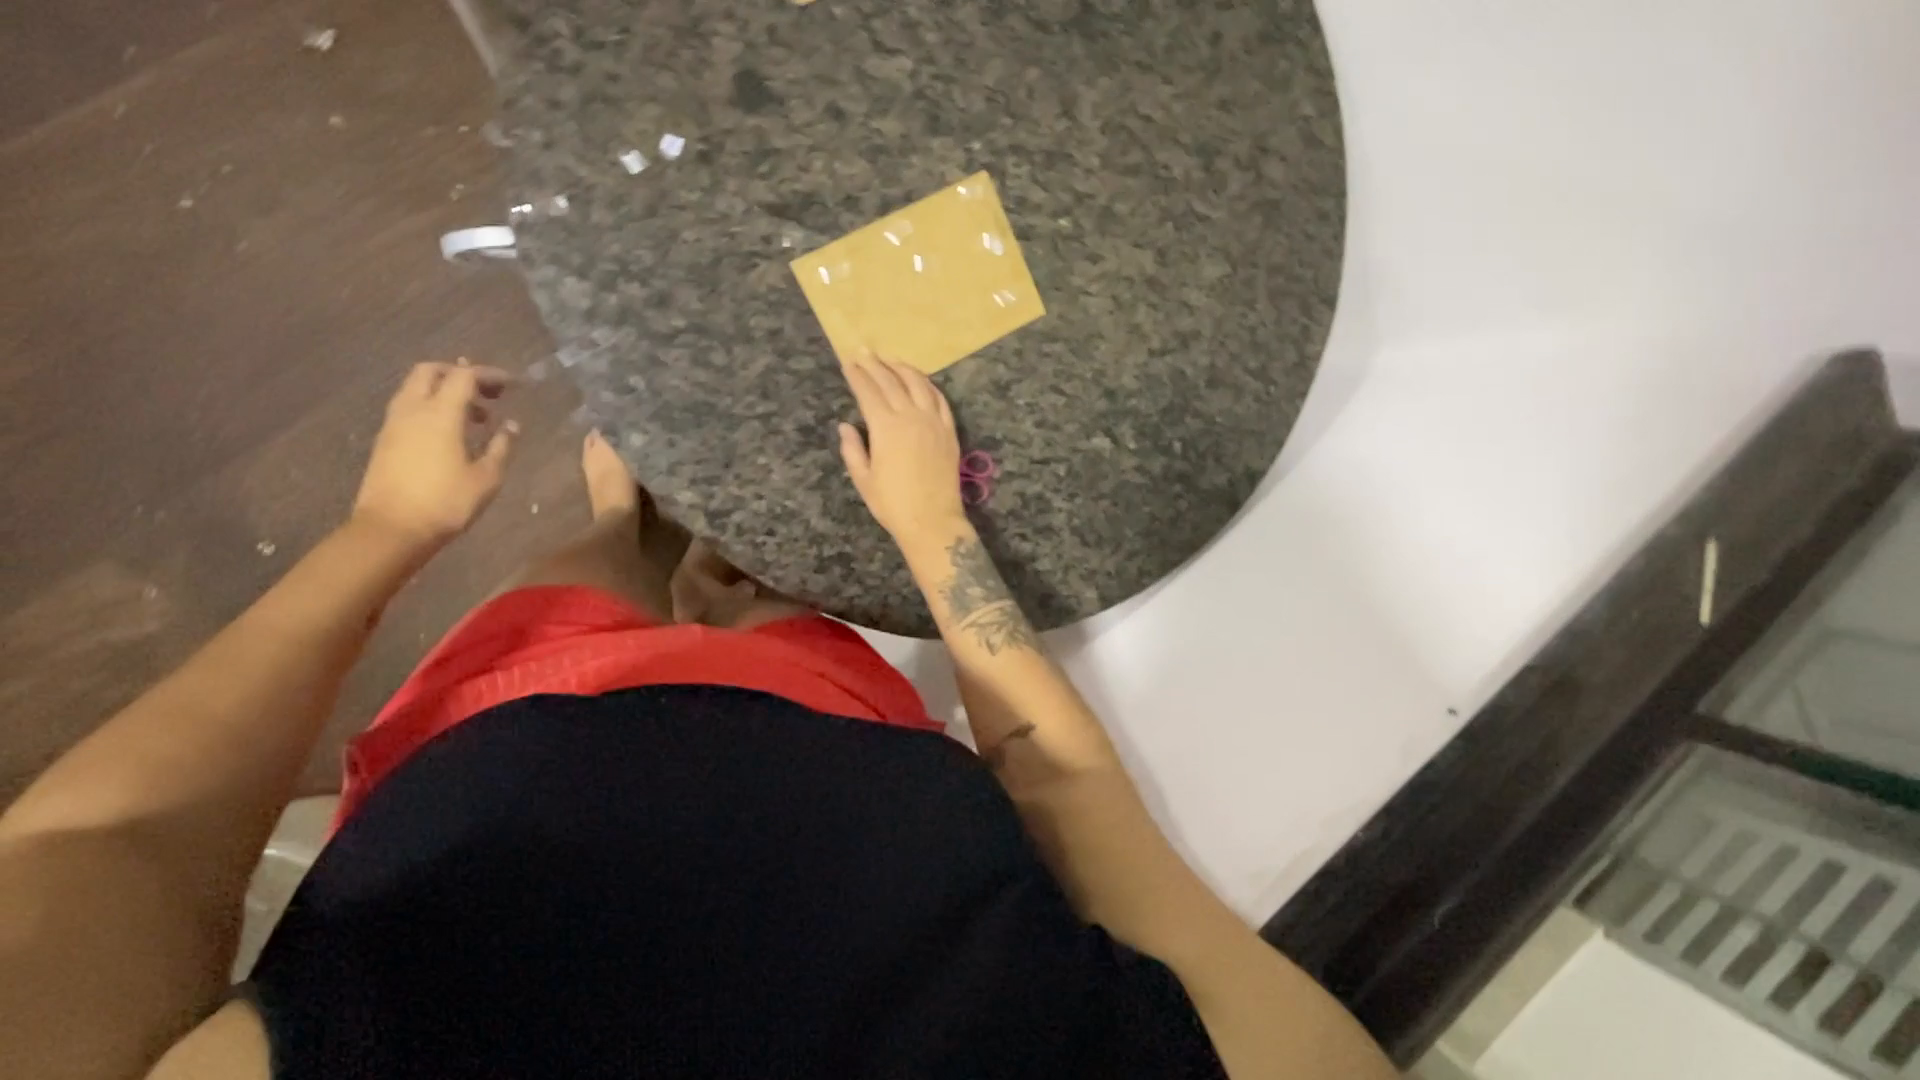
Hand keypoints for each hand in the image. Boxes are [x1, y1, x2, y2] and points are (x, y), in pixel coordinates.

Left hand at [351, 360, 516, 549]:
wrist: (391, 529)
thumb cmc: (446, 503)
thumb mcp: (486, 478)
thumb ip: (500, 447)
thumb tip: (511, 426)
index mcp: (440, 414)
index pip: (464, 376)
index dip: (489, 375)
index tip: (512, 385)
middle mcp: (413, 410)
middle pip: (431, 371)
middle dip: (459, 373)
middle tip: (486, 392)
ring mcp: (394, 424)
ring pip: (415, 388)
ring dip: (443, 391)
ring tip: (472, 415)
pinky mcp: (385, 440)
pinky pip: (408, 408)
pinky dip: (430, 407)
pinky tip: (449, 432)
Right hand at [837, 353, 966, 543]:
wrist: (932, 520)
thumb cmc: (892, 504)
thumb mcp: (864, 479)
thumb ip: (853, 449)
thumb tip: (846, 426)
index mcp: (885, 427)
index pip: (868, 391)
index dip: (856, 375)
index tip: (847, 363)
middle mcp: (910, 416)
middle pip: (891, 381)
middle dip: (875, 364)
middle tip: (863, 351)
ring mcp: (933, 421)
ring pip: (918, 383)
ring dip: (902, 367)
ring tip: (890, 359)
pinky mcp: (949, 430)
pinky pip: (939, 398)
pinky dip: (928, 384)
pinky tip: (920, 380)